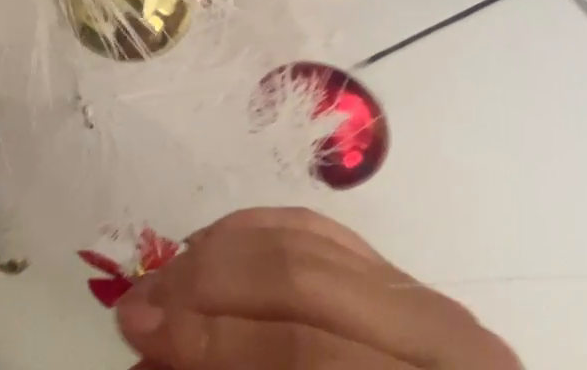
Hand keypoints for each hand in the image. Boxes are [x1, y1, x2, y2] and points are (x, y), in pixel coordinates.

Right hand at [115, 208, 521, 368]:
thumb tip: (149, 359)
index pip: (304, 352)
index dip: (211, 341)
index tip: (139, 335)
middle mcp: (451, 343)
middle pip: (298, 280)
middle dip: (200, 288)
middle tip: (135, 307)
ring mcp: (433, 304)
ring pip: (302, 241)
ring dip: (213, 255)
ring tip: (160, 283)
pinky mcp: (403, 280)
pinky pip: (313, 230)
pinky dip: (248, 232)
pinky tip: (205, 248)